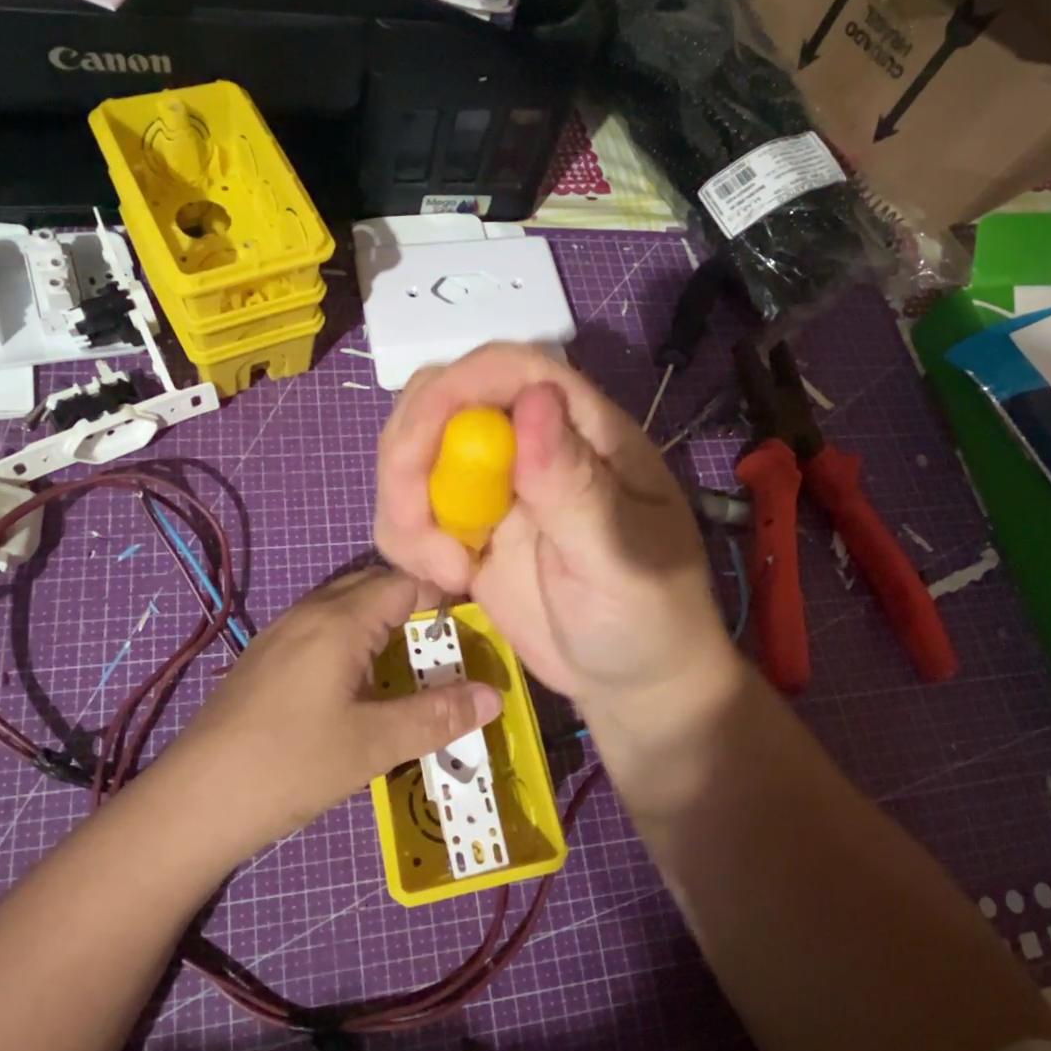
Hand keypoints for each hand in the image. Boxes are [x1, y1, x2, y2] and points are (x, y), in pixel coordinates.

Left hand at [158, 568, 502, 847]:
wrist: (195, 801)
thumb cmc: (291, 765)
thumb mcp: (374, 744)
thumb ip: (437, 716)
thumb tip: (495, 695)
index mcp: (338, 621)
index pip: (403, 582)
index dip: (443, 595)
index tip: (475, 622)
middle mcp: (307, 614)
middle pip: (371, 588)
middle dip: (415, 607)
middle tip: (450, 645)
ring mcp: (279, 635)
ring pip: (344, 609)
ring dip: (382, 625)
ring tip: (414, 665)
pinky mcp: (264, 661)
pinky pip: (321, 631)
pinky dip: (353, 642)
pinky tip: (361, 685)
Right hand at [375, 344, 745, 730]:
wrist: (631, 680)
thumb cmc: (649, 618)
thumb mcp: (620, 558)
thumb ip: (574, 486)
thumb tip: (535, 397)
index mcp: (583, 432)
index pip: (510, 369)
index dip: (455, 388)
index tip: (418, 447)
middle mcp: (530, 445)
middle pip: (442, 401)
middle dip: (410, 454)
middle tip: (417, 525)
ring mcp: (492, 486)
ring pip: (412, 454)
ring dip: (402, 506)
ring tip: (446, 570)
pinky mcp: (465, 528)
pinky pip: (408, 510)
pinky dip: (405, 539)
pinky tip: (447, 580)